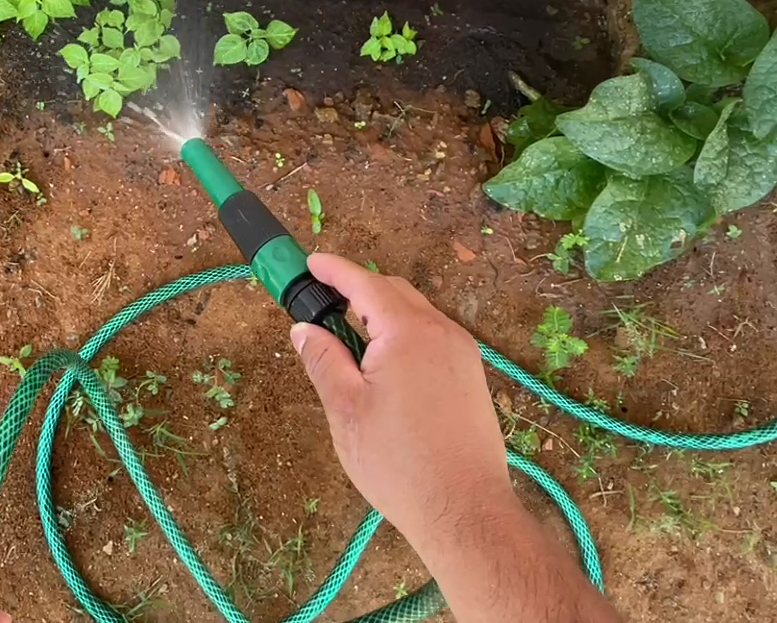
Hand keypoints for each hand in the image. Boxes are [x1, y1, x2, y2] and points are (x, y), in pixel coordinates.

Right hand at [288, 253, 516, 552]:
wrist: (467, 514)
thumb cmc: (399, 462)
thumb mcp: (346, 408)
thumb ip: (322, 359)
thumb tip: (304, 329)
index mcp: (408, 331)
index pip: (364, 283)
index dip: (334, 269)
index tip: (310, 263)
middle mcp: (441, 331)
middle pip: (392, 291)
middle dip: (356, 289)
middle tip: (322, 302)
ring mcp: (462, 353)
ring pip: (414, 313)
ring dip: (380, 312)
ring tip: (349, 337)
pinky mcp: (471, 376)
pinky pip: (430, 335)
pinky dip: (401, 332)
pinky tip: (384, 364)